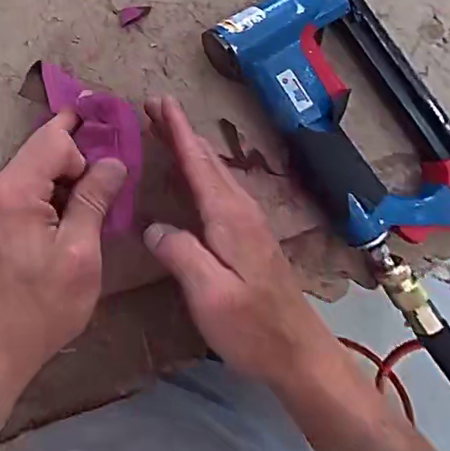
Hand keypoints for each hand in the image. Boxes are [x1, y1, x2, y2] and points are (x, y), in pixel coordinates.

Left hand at [0, 110, 127, 384]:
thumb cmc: (37, 310)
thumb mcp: (79, 254)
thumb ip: (94, 199)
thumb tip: (114, 160)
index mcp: (15, 190)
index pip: (56, 136)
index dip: (89, 141)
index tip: (120, 151)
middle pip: (46, 146)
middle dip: (84, 153)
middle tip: (119, 175)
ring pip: (41, 166)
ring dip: (73, 175)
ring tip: (105, 198)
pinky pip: (33, 187)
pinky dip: (59, 191)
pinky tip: (80, 214)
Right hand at [141, 96, 342, 389]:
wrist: (297, 350)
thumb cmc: (252, 327)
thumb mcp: (210, 295)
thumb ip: (181, 255)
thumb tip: (153, 226)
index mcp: (228, 216)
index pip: (197, 162)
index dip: (176, 130)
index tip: (159, 100)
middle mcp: (240, 208)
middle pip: (206, 159)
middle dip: (178, 130)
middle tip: (152, 106)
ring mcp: (247, 219)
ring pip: (213, 171)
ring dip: (188, 147)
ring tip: (164, 130)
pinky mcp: (248, 234)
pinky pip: (217, 187)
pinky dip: (198, 169)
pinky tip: (190, 175)